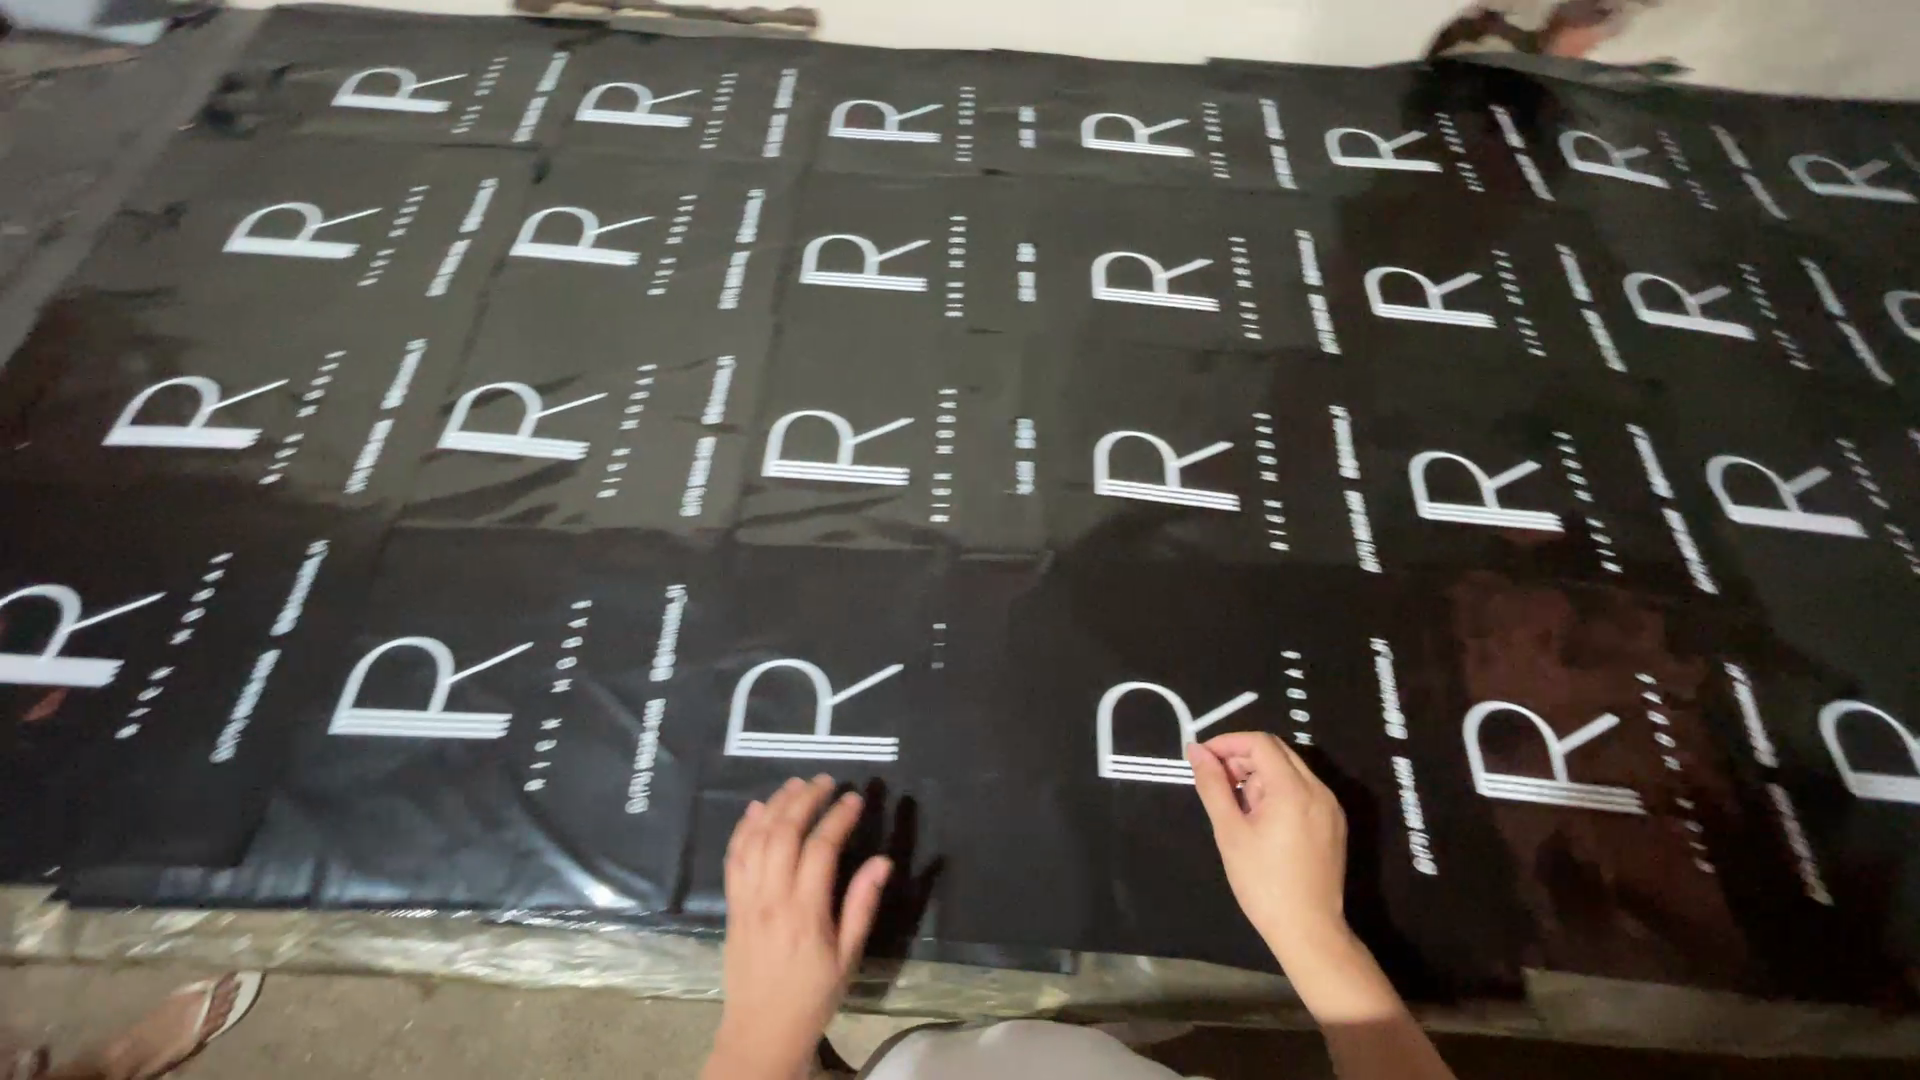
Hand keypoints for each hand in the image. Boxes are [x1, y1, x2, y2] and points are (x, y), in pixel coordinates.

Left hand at [705, 776, 891, 1079]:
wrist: (761, 1031)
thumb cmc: (813, 994)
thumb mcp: (848, 957)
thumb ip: (862, 906)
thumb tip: (882, 862)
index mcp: (805, 913)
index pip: (821, 849)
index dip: (838, 818)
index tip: (855, 798)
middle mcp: (772, 899)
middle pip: (784, 834)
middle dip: (805, 800)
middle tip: (826, 781)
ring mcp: (747, 900)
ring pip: (756, 840)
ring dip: (776, 806)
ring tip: (796, 784)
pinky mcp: (732, 905)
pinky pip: (734, 858)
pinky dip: (743, 828)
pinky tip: (757, 809)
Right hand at [1186, 733, 1349, 963]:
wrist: (1308, 930)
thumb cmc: (1262, 881)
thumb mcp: (1229, 830)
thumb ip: (1212, 784)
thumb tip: (1196, 751)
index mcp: (1293, 789)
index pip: (1259, 743)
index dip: (1227, 743)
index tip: (1203, 759)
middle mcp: (1318, 790)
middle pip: (1276, 751)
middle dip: (1242, 757)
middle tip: (1217, 782)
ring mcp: (1330, 806)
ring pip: (1289, 769)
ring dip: (1258, 775)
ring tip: (1238, 808)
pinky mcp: (1333, 822)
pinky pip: (1301, 789)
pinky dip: (1277, 791)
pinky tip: (1261, 819)